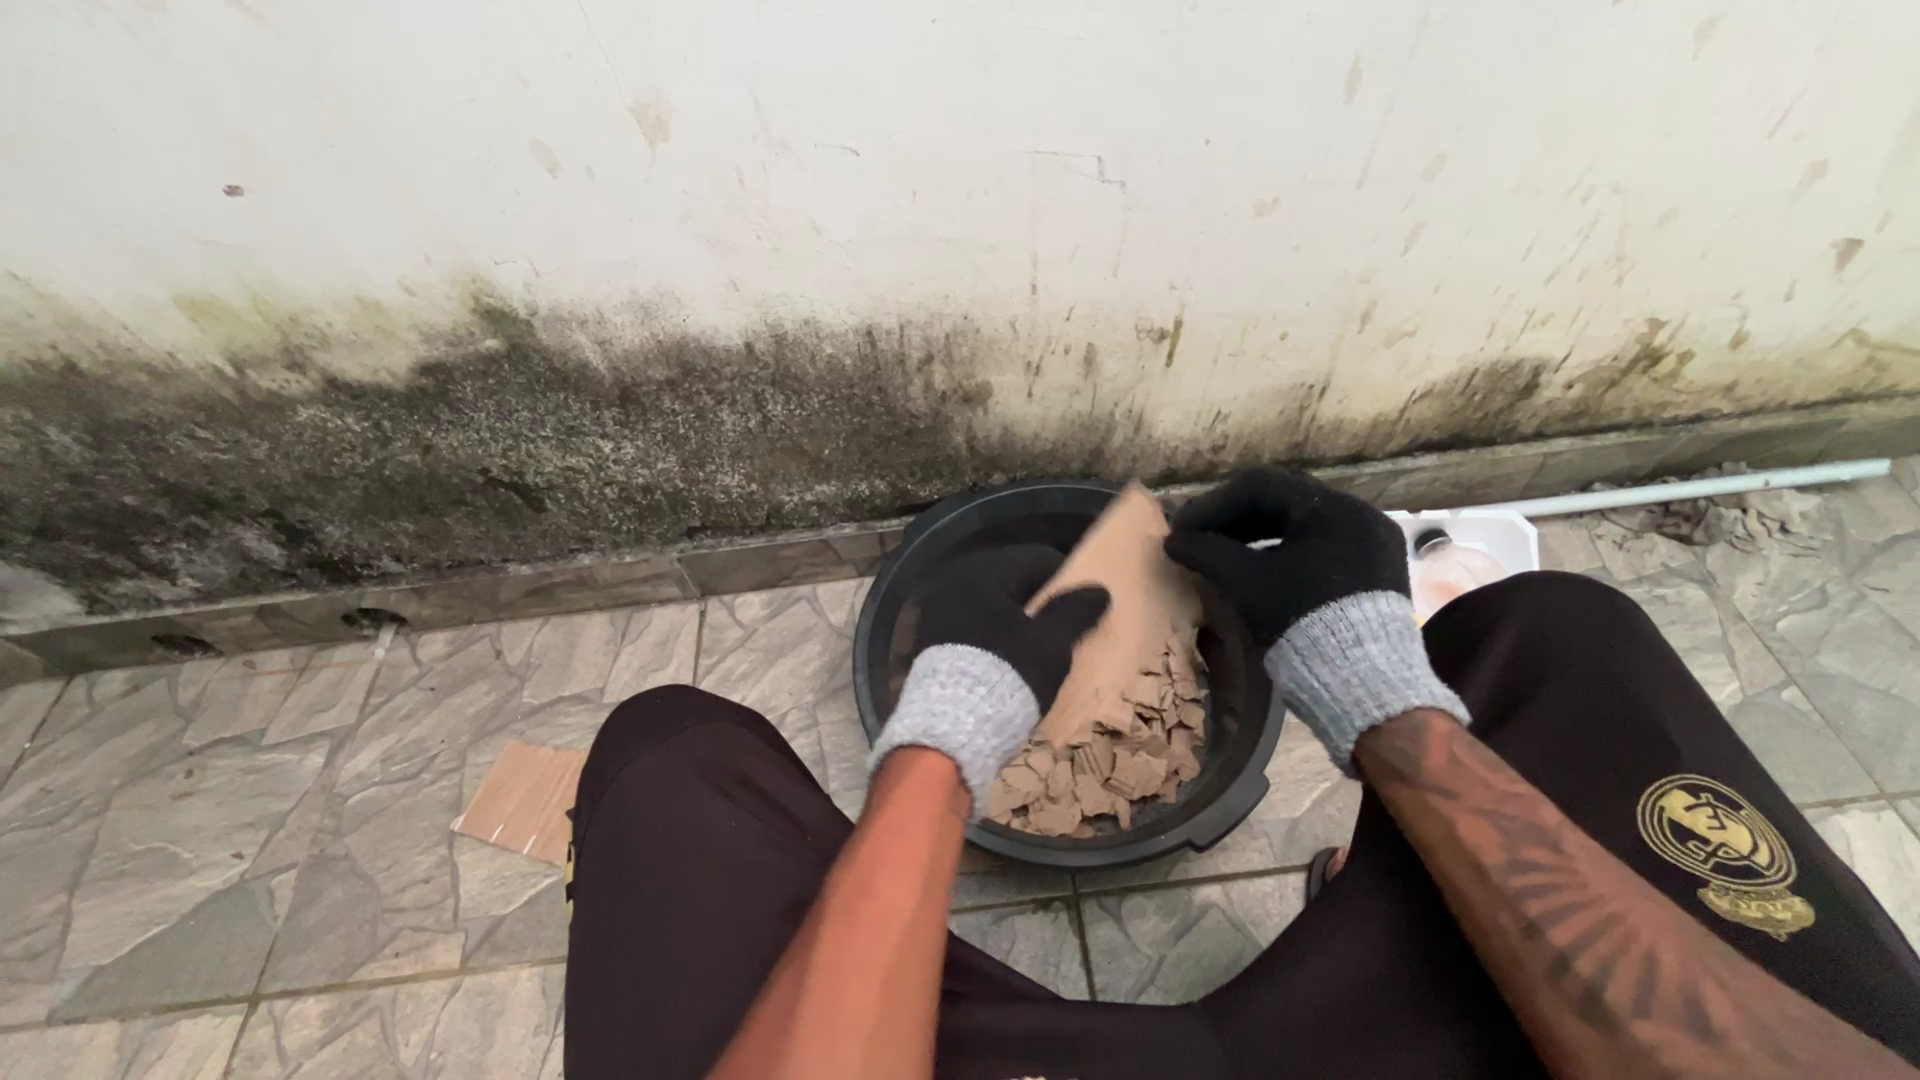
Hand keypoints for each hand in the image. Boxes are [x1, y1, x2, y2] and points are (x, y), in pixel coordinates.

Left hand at [870, 545, 1109, 816]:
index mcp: (984, 572)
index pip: (1036, 559)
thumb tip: (1097, 589)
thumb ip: (1074, 612)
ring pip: (989, 603)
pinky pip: (970, 625)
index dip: (1065, 577)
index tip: (1083, 603)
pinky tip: (1006, 658)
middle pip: (1010, 579)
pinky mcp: (928, 640)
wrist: (949, 730)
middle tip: (1063, 624)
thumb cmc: (1006, 676)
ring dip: (1014, 616)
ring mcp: (937, 612)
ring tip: (1037, 644)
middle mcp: (954, 582)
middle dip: (1037, 598)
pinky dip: (991, 633)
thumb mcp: (1051, 644)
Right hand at [1163, 468, 1465, 773]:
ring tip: (1221, 556)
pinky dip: (1282, 553)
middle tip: (1197, 538)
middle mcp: (1361, 516)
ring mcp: (1373, 546)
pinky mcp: (1375, 575)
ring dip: (1255, 536)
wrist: (1365, 687)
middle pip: (1283, 502)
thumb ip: (1207, 552)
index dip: (1213, 504)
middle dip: (1232, 519)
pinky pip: (1320, 548)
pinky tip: (1257, 572)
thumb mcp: (1246, 583)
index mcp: (1334, 508)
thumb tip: (1173, 540)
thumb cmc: (1303, 623)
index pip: (1260, 486)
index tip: (1182, 528)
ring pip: (1301, 526)